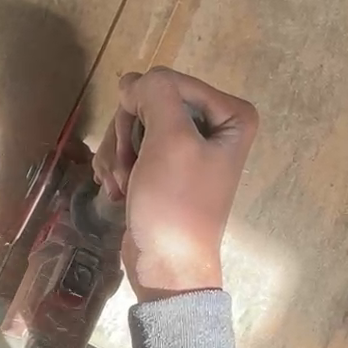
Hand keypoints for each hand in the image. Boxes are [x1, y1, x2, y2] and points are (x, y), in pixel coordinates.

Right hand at [92, 68, 258, 301]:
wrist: (166, 266)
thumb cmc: (174, 204)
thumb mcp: (169, 140)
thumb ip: (155, 95)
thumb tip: (131, 81)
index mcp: (230, 115)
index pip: (168, 82)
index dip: (141, 108)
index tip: (135, 144)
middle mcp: (212, 127)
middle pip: (148, 104)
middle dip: (128, 137)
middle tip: (127, 168)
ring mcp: (185, 150)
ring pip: (133, 127)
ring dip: (118, 156)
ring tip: (121, 185)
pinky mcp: (162, 170)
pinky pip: (129, 150)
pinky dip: (117, 169)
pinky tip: (117, 190)